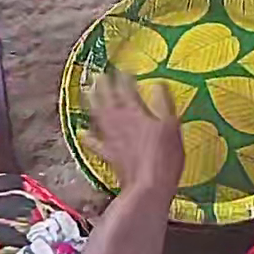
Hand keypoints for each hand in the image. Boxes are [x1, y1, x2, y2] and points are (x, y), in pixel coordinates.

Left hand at [84, 73, 183, 195]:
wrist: (148, 187)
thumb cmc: (164, 156)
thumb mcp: (171, 126)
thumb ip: (164, 103)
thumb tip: (159, 84)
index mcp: (136, 113)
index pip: (127, 89)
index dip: (124, 77)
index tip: (123, 66)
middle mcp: (120, 122)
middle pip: (107, 100)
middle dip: (103, 85)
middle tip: (98, 73)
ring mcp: (112, 139)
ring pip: (98, 116)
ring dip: (92, 102)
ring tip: (87, 91)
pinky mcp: (109, 154)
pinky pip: (95, 143)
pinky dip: (88, 137)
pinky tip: (82, 133)